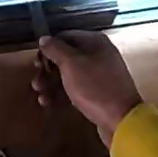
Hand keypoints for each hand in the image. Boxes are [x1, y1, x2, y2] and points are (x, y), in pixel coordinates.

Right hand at [34, 30, 142, 145]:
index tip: (36, 62)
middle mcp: (98, 54)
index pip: (65, 37)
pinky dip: (62, 92)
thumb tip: (44, 38)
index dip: (48, 48)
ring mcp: (100, 74)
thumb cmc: (94, 87)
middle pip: (66, 56)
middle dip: (48, 69)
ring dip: (52, 82)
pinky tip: (48, 102)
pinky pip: (76, 87)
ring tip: (39, 94)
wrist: (121, 119)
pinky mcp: (99, 92)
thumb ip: (55, 49)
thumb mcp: (71, 65)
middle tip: (36, 81)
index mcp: (95, 42)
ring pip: (69, 73)